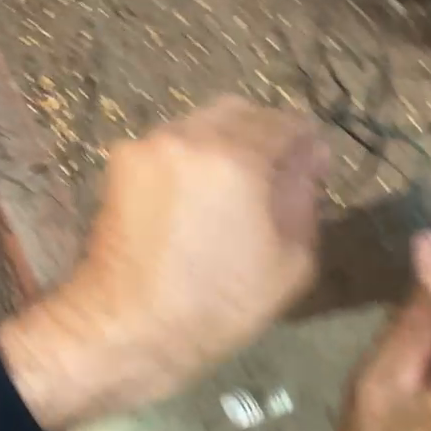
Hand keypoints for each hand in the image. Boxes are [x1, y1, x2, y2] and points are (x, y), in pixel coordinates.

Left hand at [0, 96, 325, 426]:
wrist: (129, 318)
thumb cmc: (220, 301)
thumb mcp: (291, 256)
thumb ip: (302, 193)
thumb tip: (306, 156)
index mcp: (231, 156)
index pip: (283, 121)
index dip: (306, 143)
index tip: (314, 168)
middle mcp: (182, 136)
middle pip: (235, 111)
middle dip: (262, 133)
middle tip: (276, 175)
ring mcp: (143, 147)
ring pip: (195, 123)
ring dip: (222, 142)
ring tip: (233, 190)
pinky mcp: (117, 163)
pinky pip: (165, 145)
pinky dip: (187, 157)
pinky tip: (195, 197)